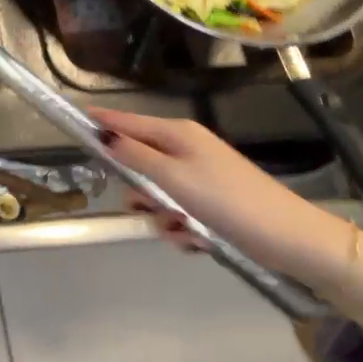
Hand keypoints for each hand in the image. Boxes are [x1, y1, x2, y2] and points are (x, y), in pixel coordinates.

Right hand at [91, 107, 356, 286]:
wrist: (290, 239)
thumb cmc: (229, 201)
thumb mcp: (174, 178)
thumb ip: (135, 156)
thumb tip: (102, 133)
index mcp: (176, 134)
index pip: (125, 121)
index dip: (99, 122)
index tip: (72, 123)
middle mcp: (184, 150)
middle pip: (137, 163)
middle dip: (138, 190)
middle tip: (149, 205)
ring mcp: (198, 177)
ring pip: (154, 194)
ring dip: (160, 215)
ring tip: (182, 229)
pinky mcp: (209, 203)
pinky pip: (176, 212)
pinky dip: (180, 228)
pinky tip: (196, 240)